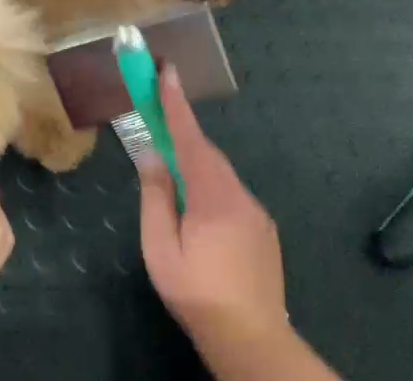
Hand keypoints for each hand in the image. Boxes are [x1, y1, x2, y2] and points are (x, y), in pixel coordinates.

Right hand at [137, 68, 288, 349]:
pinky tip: (191, 202)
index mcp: (213, 197)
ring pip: (218, 174)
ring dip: (191, 159)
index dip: (175, 103)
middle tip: (155, 107)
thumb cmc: (196, 292)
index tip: (166, 70)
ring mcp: (256, 215)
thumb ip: (155, 196)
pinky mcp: (262, 231)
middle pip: (205, 152)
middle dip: (180, 128)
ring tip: (165, 162)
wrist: (252, 341)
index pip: (190, 138)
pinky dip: (205, 182)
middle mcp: (240, 198)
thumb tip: (151, 157)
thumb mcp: (160, 245)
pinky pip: (228, 193)